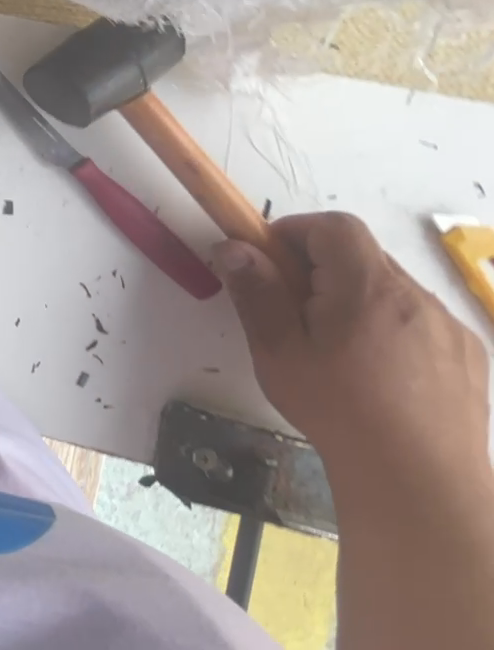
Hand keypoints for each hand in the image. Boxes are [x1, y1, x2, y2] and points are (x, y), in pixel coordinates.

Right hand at [211, 212, 490, 490]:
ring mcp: (450, 327)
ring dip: (350, 296)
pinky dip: (385, 324)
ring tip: (328, 345)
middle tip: (286, 308)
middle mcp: (418, 298)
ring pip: (389, 288)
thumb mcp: (277, 348)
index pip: (335, 227)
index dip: (295, 231)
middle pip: (362, 255)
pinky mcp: (467, 355)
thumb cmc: (336, 406)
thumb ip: (257, 291)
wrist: (419, 476)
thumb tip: (235, 247)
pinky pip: (418, 319)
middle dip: (316, 267)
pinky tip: (371, 368)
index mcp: (368, 289)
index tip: (267, 261)